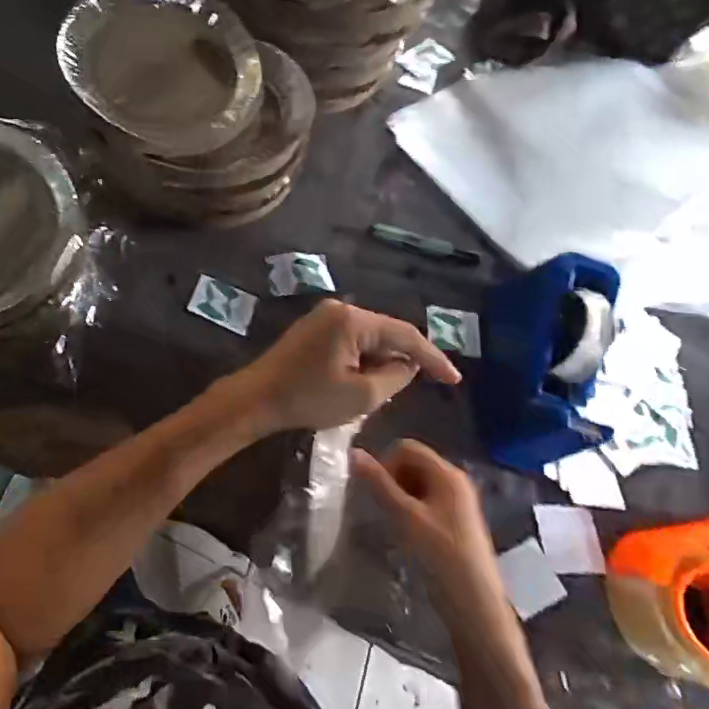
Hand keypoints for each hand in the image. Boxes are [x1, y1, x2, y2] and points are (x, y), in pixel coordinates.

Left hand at [220, 300, 460, 436]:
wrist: (255, 399)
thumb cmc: (308, 399)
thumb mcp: (361, 395)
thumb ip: (395, 377)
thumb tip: (407, 365)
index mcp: (353, 320)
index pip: (405, 335)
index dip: (433, 358)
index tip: (453, 379)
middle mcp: (340, 310)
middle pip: (386, 333)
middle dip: (403, 360)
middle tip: (425, 386)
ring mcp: (324, 317)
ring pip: (369, 339)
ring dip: (381, 362)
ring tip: (387, 390)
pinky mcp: (313, 330)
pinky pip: (351, 341)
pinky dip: (363, 360)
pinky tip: (364, 381)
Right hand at [354, 440, 500, 600]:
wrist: (474, 603)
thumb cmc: (440, 555)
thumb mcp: (405, 517)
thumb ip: (379, 484)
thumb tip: (354, 453)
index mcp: (447, 474)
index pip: (407, 448)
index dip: (385, 462)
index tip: (373, 491)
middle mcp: (455, 481)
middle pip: (414, 463)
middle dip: (392, 480)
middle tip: (382, 509)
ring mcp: (457, 502)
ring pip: (418, 483)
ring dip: (400, 496)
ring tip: (393, 522)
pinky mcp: (455, 521)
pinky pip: (426, 501)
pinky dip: (411, 509)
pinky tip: (407, 533)